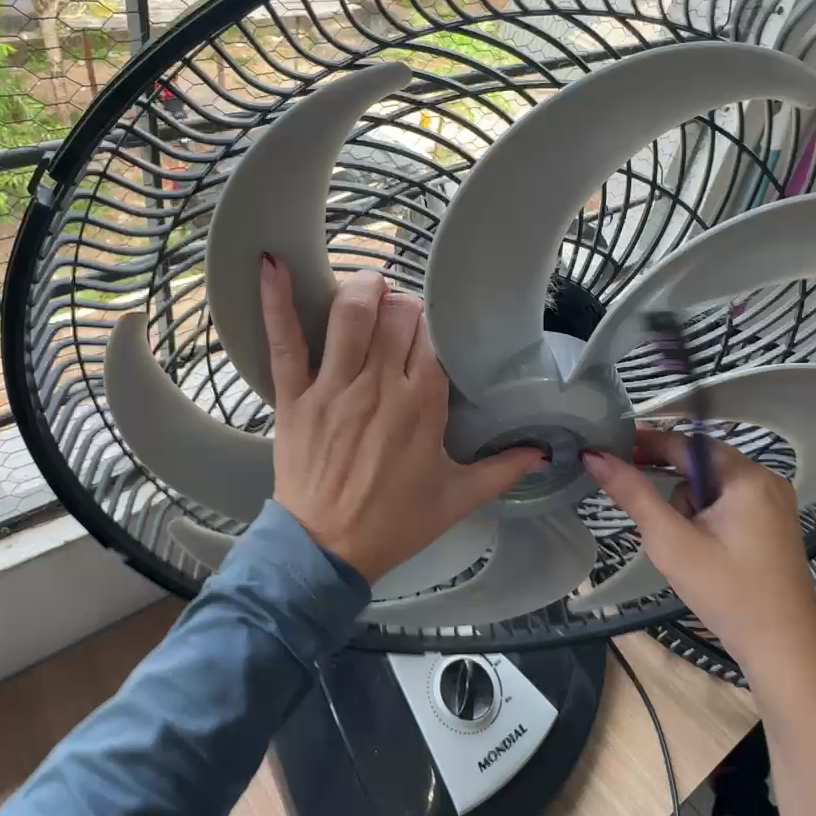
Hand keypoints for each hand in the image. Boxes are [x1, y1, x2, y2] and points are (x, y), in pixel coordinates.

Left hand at [261, 256, 543, 581]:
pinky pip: (284, 341)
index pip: (435, 336)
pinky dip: (276, 300)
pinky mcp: (294, 396)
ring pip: (351, 313)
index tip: (429, 334)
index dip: (433, 326)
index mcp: (423, 405)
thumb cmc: (393, 525)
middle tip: (400, 319)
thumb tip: (542, 452)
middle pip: (397, 314)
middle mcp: (381, 387)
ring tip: (369, 287)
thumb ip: (503, 470)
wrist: (327, 552)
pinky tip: (272, 263)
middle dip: (403, 305)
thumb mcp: (457, 498)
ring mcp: (334, 388)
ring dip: (362, 288)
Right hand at [588, 429, 815, 815]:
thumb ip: (633, 493)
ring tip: (681, 546)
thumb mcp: (671, 541)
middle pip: (698, 462)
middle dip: (669, 485)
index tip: (608, 449)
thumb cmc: (727, 592)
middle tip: (647, 514)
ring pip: (710, 486)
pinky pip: (727, 504)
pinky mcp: (773, 526)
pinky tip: (699, 548)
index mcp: (746, 477)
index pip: (684, 442)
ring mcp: (774, 504)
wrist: (784, 651)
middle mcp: (765, 480)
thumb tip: (595, 455)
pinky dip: (704, 516)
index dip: (644, 443)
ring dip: (687, 505)